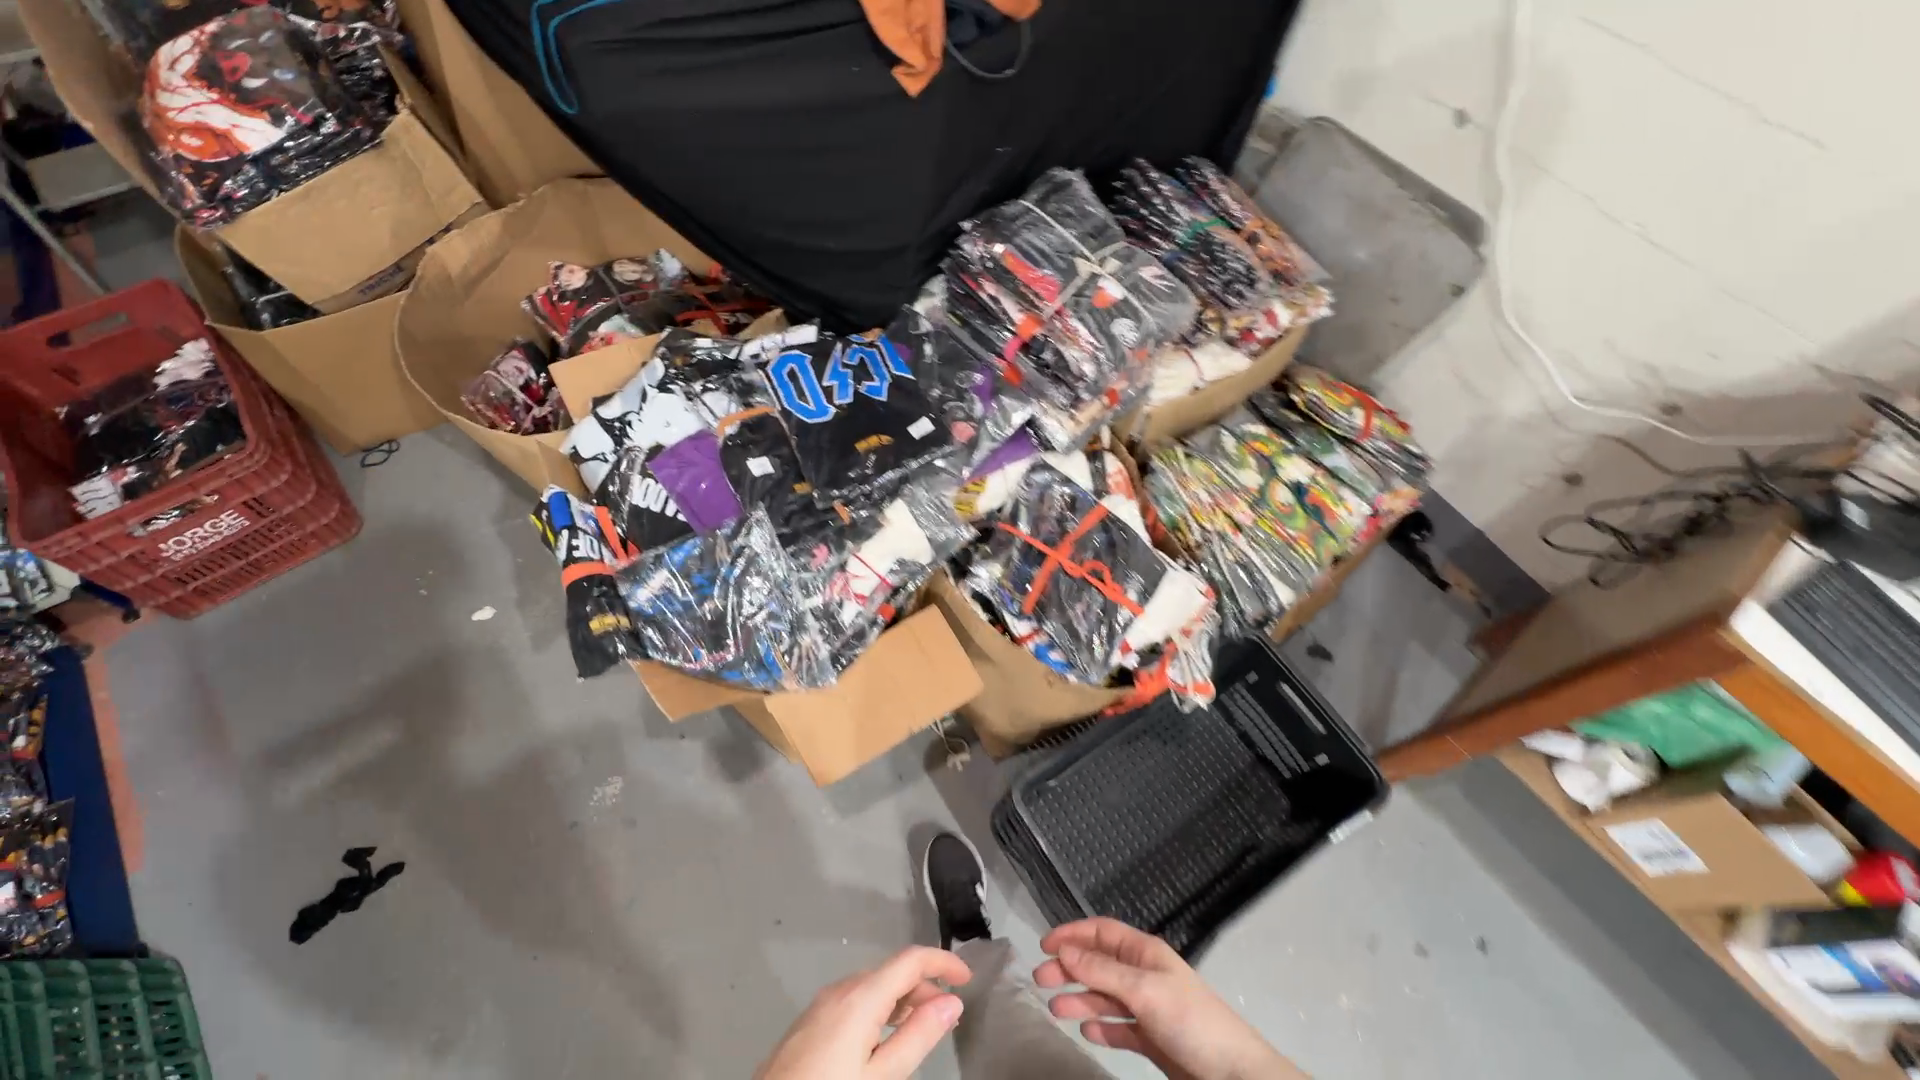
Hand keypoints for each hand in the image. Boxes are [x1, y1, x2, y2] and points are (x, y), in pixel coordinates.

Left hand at [756, 945, 971, 1079]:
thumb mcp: (881, 1078)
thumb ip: (917, 1037)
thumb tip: (951, 1001)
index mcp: (860, 997)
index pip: (910, 959)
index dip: (942, 961)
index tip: (968, 978)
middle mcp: (840, 990)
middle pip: (891, 972)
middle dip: (925, 986)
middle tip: (949, 1017)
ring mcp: (821, 1005)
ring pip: (872, 987)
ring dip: (902, 1000)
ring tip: (923, 1029)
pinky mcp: (809, 1022)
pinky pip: (854, 1002)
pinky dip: (879, 1010)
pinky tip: (884, 1039)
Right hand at [1035, 918, 1305, 1079]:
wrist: (1233, 1073)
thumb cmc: (1190, 1020)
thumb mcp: (1144, 990)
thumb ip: (1102, 970)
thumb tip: (1064, 949)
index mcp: (1145, 953)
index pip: (1102, 932)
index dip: (1073, 934)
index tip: (1043, 944)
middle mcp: (1144, 975)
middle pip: (1098, 964)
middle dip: (1069, 968)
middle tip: (1040, 980)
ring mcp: (1148, 1007)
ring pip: (1105, 997)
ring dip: (1080, 998)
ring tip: (1055, 1009)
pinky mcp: (1151, 1038)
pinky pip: (1119, 1028)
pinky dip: (1101, 1027)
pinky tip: (1086, 1030)